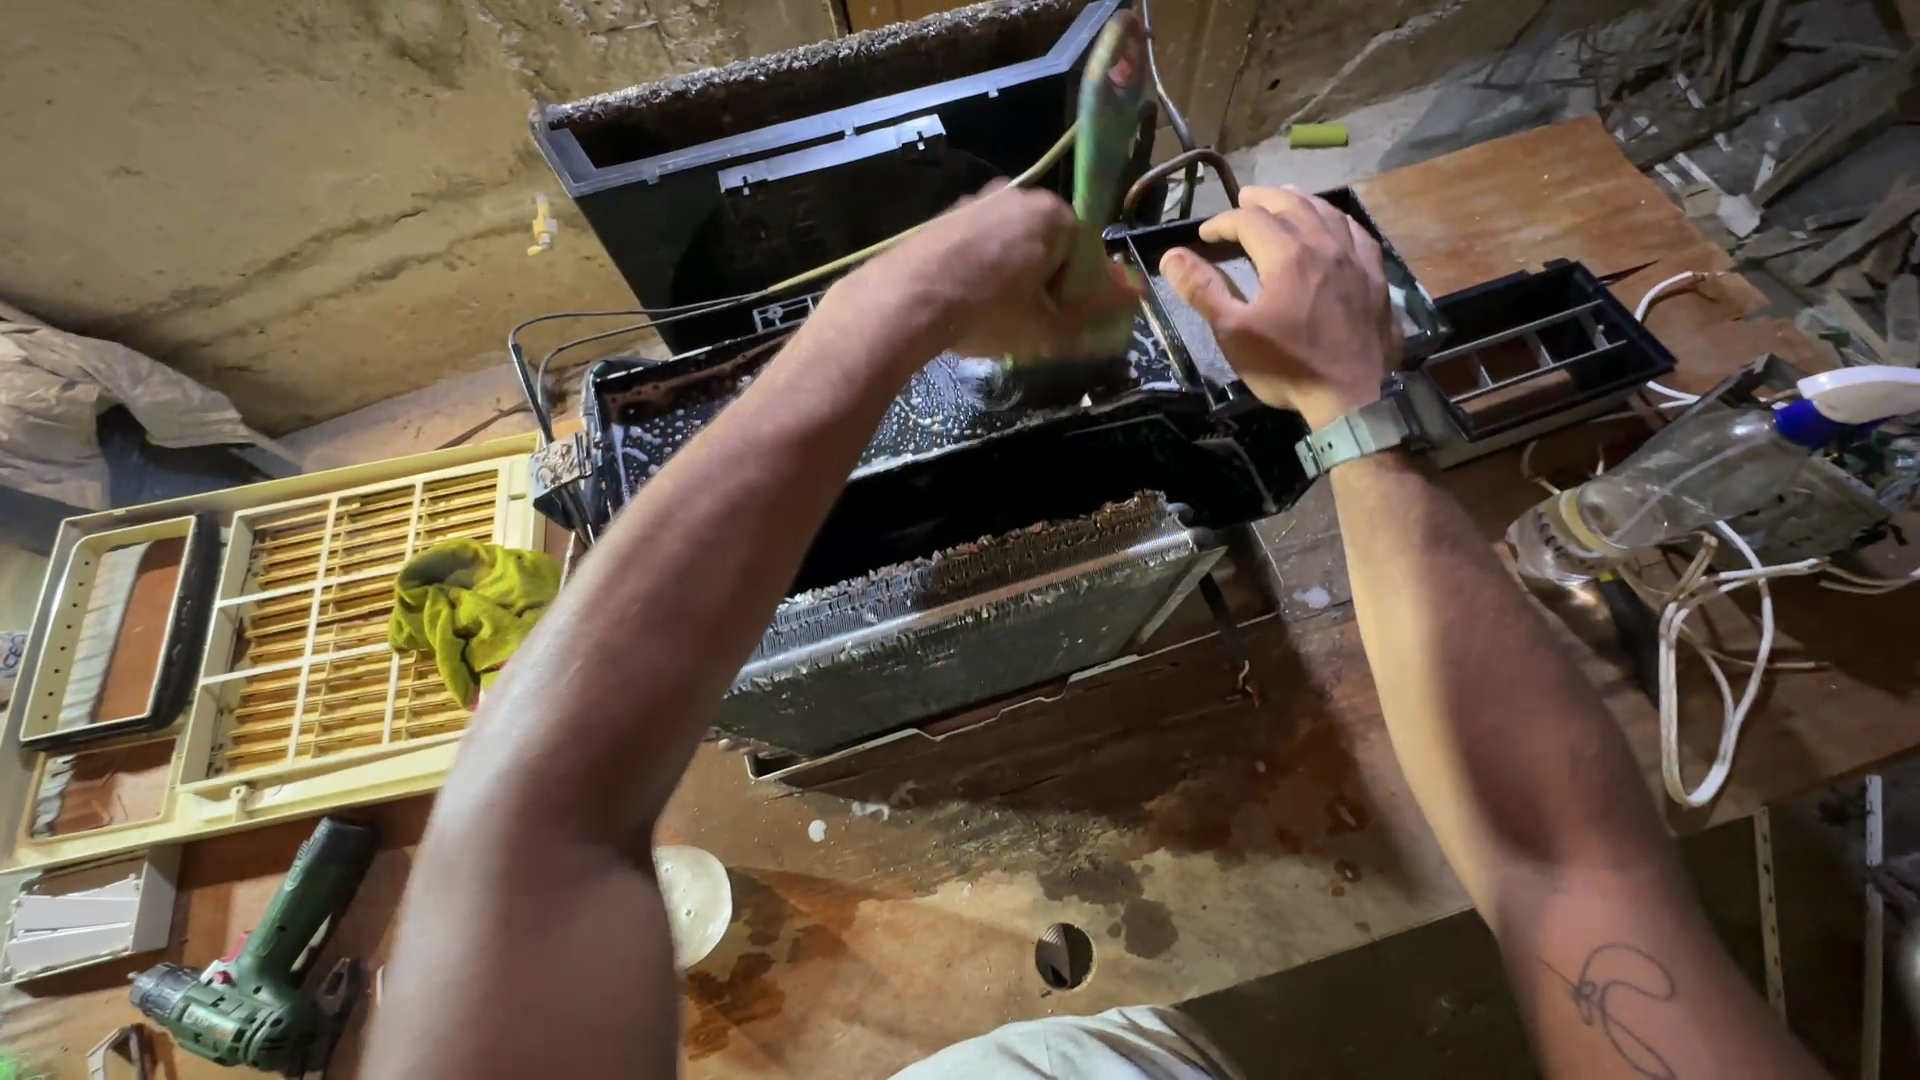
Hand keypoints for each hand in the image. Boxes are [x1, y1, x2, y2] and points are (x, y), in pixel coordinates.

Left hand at [829, 182, 1138, 360]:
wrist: (906, 300)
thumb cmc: (987, 311)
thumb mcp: (1044, 327)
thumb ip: (1090, 317)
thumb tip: (1131, 304)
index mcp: (1054, 215)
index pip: (1088, 254)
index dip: (1085, 294)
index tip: (1075, 323)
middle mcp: (1018, 195)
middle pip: (1049, 246)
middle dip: (1050, 284)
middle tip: (1039, 323)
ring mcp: (978, 203)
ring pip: (1013, 246)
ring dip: (1017, 279)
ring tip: (1003, 318)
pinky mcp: (944, 218)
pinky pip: (981, 247)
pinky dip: (985, 272)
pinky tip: (972, 304)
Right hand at [1159, 186, 1397, 428]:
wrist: (1350, 393)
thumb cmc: (1286, 365)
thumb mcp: (1233, 331)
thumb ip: (1202, 290)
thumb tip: (1170, 256)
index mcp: (1286, 255)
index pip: (1249, 221)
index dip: (1222, 223)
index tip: (1205, 235)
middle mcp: (1323, 245)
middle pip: (1291, 206)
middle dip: (1263, 199)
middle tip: (1243, 198)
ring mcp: (1355, 259)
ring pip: (1327, 213)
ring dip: (1301, 202)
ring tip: (1286, 198)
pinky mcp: (1375, 277)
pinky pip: (1357, 233)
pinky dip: (1337, 221)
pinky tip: (1334, 225)